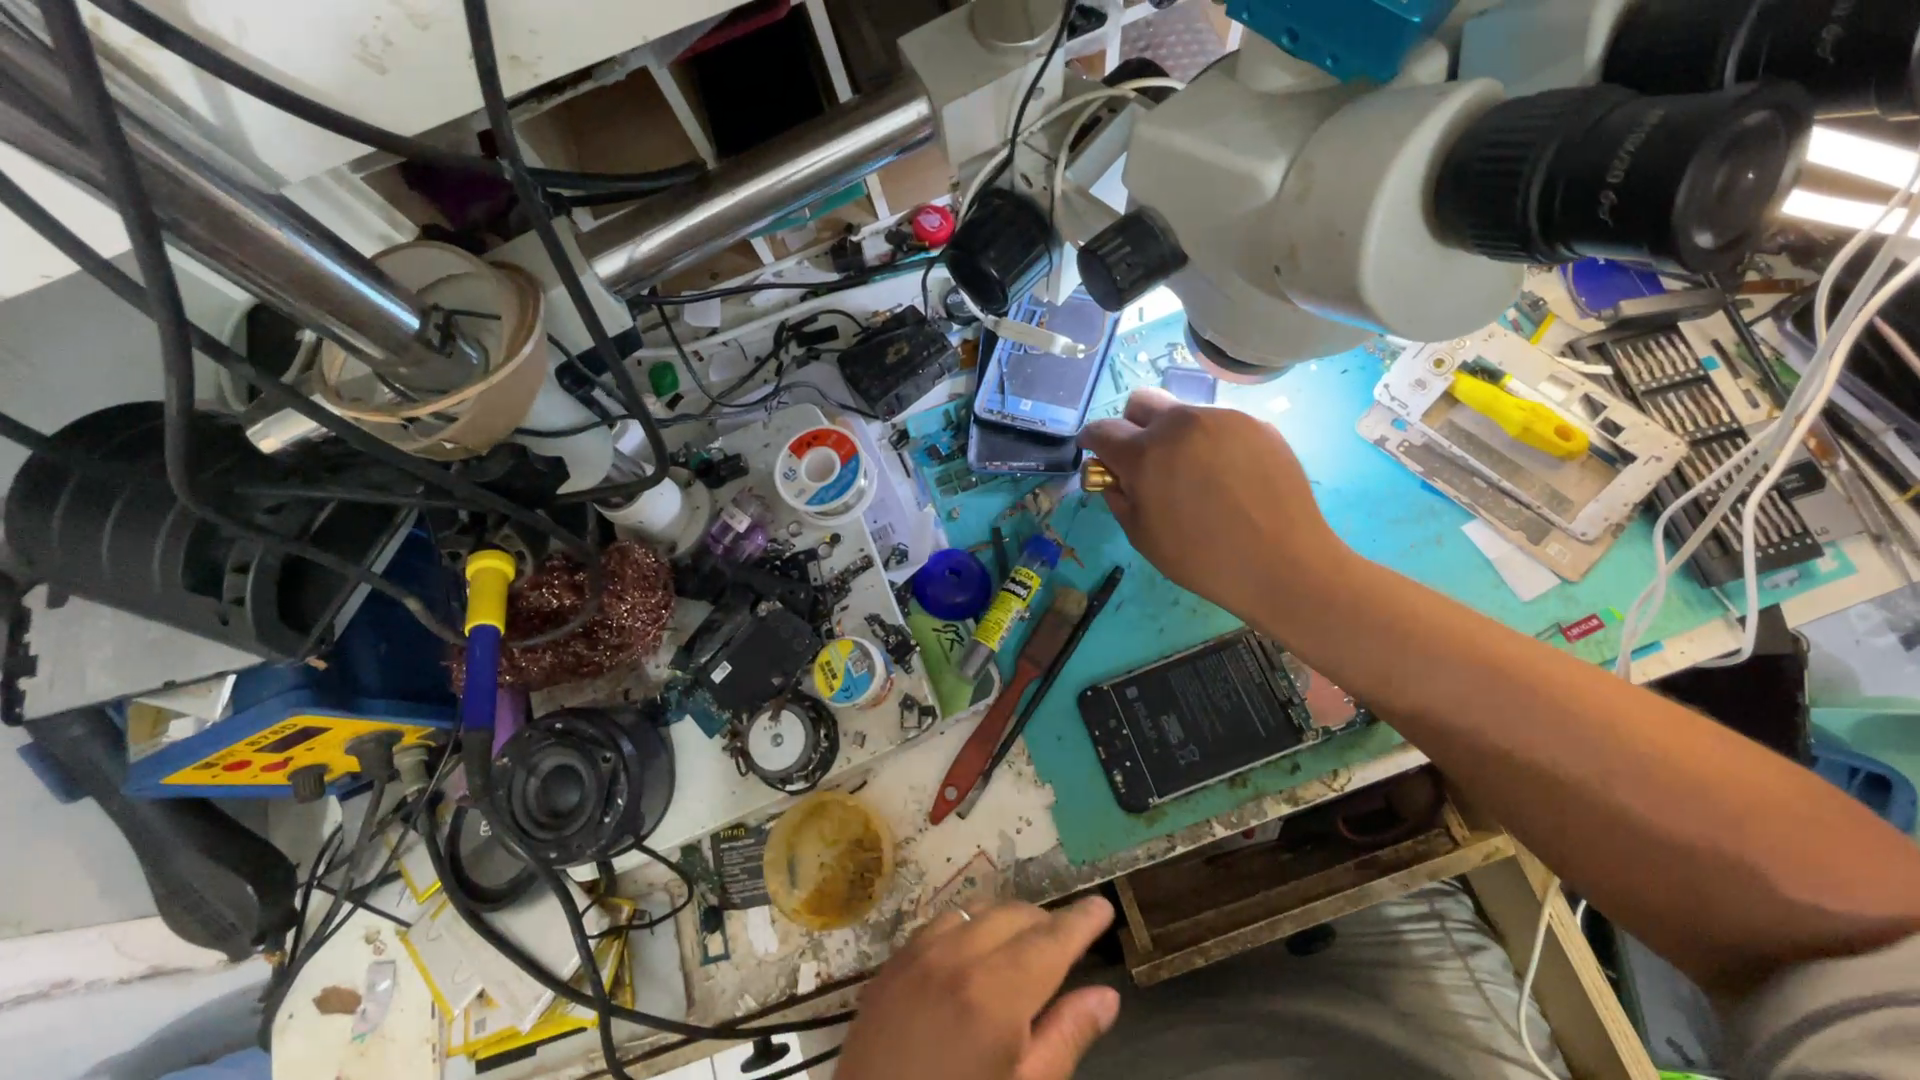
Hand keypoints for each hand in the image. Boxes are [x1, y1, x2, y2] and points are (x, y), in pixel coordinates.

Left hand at [833, 897, 1119, 1079]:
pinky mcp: (890, 966)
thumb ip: (1066, 1038)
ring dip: (1007, 920)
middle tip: (1068, 943)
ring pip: (975, 910)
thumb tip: (1106, 996)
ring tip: (1023, 946)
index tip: (1102, 906)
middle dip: (1047, 922)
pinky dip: (967, 925)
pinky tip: (972, 952)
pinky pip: (938, 923)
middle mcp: (955, 958)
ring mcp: (916, 956)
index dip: (1082, 920)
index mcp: (995, 993)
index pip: (1052, 939)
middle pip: (1015, 916)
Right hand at [1080, 388, 1349, 617]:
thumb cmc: (1203, 559)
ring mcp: (1223, 419)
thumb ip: (1119, 498)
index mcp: (1145, 453)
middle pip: (1141, 403)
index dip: (1092, 441)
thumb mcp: (1143, 537)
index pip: (1103, 429)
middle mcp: (1181, 423)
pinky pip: (1221, 426)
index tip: (1094, 452)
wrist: (1283, 562)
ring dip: (1177, 436)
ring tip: (1197, 476)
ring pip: (1185, 414)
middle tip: (1144, 459)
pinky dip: (1213, 445)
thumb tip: (1113, 478)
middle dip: (1132, 425)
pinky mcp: (1257, 424)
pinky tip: (1230, 479)